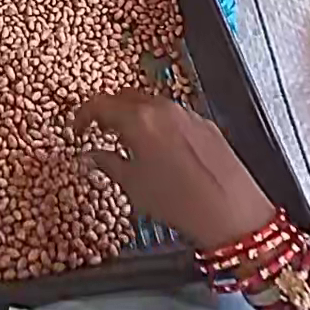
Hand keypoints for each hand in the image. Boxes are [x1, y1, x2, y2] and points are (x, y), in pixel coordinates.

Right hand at [74, 92, 273, 250]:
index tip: (77, 129)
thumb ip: (107, 163)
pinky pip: (173, 115)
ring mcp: (186, 113)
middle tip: (99, 130)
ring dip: (134, 116)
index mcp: (138, 119)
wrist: (232, 211)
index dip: (83, 115)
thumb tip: (89, 155)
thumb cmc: (177, 201)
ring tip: (129, 141)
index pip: (99, 104)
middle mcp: (161, 108)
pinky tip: (161, 149)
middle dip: (108, 111)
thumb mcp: (132, 185)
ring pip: (151, 104)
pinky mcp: (205, 123)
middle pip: (125, 97)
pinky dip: (159, 124)